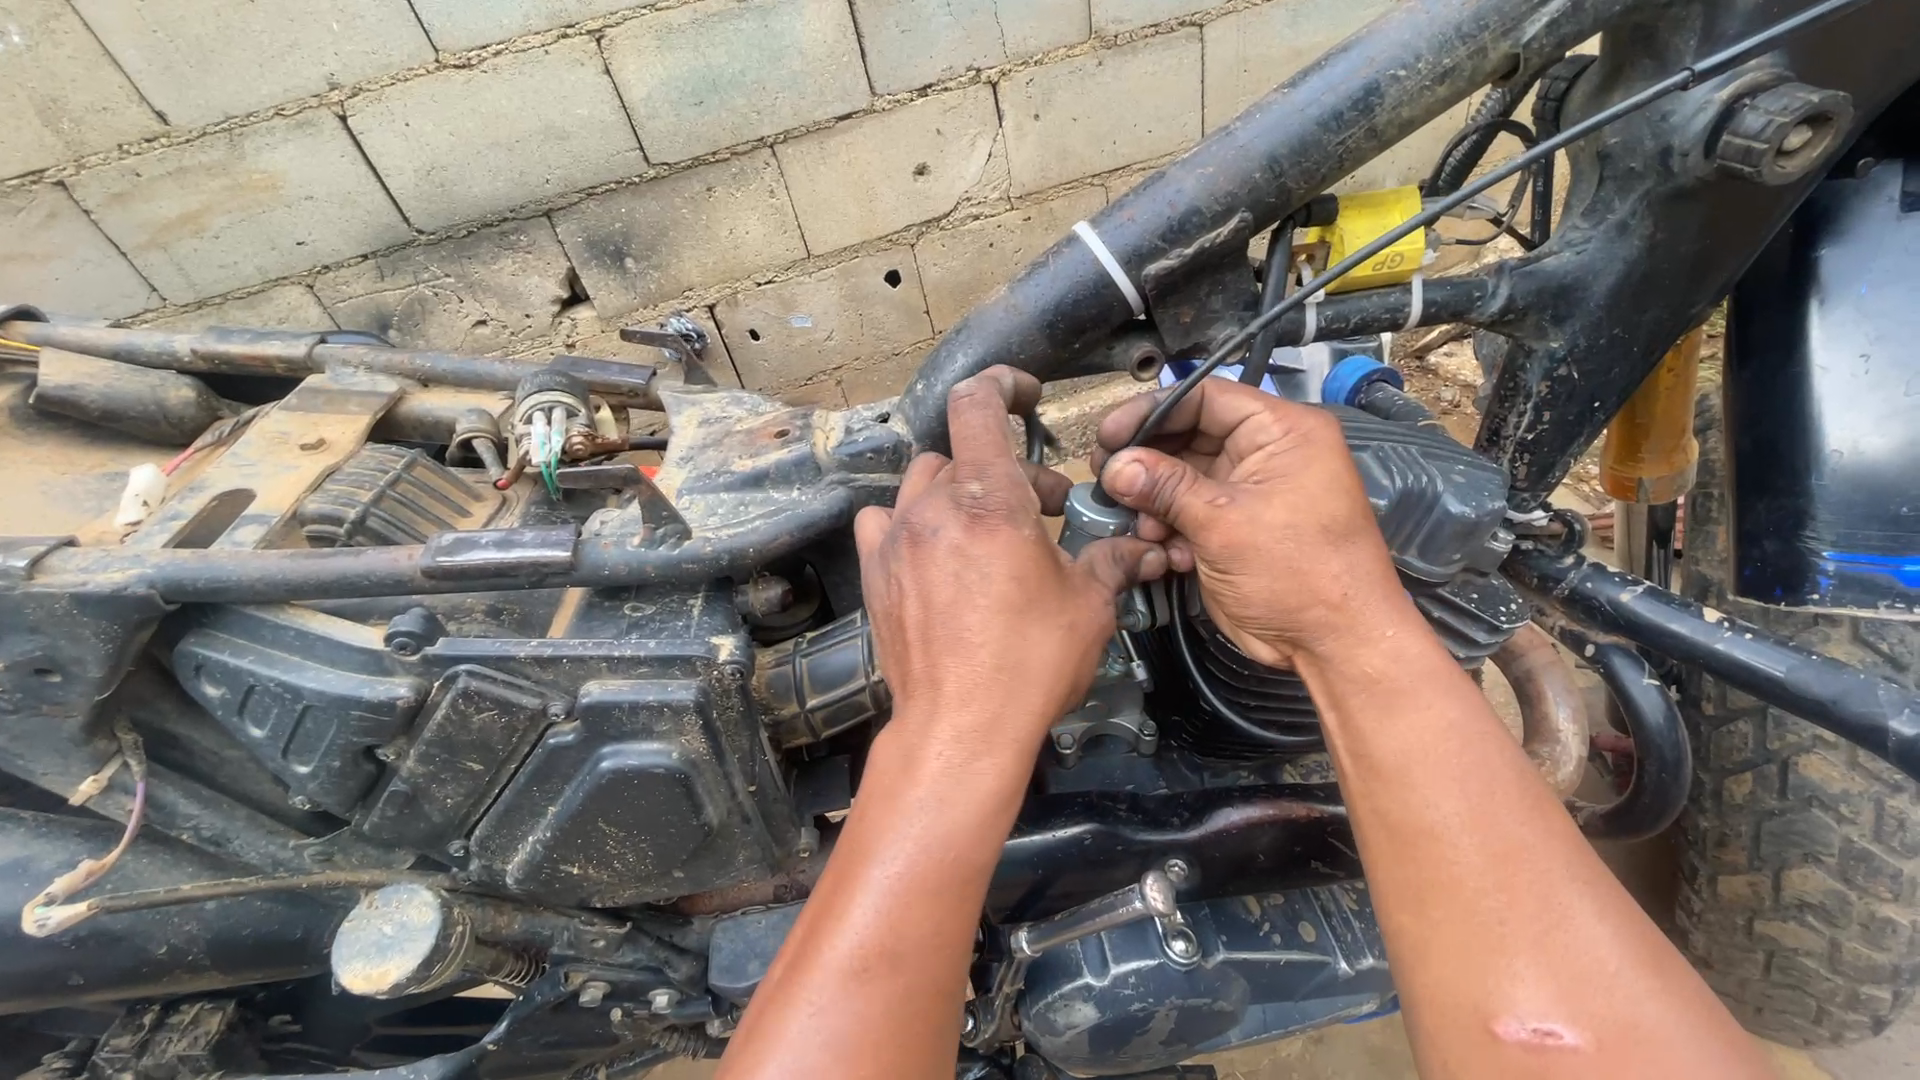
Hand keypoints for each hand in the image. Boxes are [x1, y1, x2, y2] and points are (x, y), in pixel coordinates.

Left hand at [856, 368, 1165, 748]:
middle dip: (1012, 471)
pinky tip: (936, 550)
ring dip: (962, 491)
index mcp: (991, 501)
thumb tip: (1142, 547)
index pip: (978, 405)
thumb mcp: (1087, 608)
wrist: (959, 727)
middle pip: (965, 455)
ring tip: (992, 530)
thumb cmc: (1028, 665)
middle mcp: (934, 508)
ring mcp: (896, 538)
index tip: (1025, 395)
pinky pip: (885, 520)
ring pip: (925, 482)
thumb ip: (1111, 561)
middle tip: (1049, 510)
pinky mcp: (875, 571)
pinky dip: (913, 520)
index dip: (1001, 383)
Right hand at [1092, 379, 1413, 667]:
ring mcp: (1245, 492)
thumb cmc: (1299, 574)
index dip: (1152, 411)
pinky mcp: (1230, 527)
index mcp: (1280, 432)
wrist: (1330, 644)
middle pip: (1187, 437)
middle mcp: (1263, 454)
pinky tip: (1163, 550)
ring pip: (1179, 478)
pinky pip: (1185, 512)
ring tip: (1142, 525)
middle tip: (1106, 477)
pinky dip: (1166, 528)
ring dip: (1153, 502)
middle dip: (1146, 461)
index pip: (1206, 398)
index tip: (1110, 434)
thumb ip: (1165, 488)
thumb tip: (1115, 467)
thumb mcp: (1225, 522)